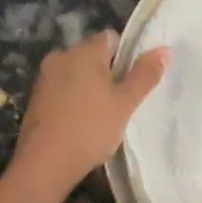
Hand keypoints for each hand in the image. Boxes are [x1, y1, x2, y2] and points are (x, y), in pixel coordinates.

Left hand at [10, 31, 168, 194]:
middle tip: (122, 101)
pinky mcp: (36, 99)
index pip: (111, 38)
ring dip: (90, 88)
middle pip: (92, 56)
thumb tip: (164, 49)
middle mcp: (60, 57)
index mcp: (83, 51)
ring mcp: (44, 78)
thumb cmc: (89, 129)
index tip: (134, 81)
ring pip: (76, 74)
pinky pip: (62, 90)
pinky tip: (82, 122)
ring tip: (103, 115)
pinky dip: (74, 100)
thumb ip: (145, 75)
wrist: (44, 164)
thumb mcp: (124, 104)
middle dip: (108, 73)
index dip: (127, 56)